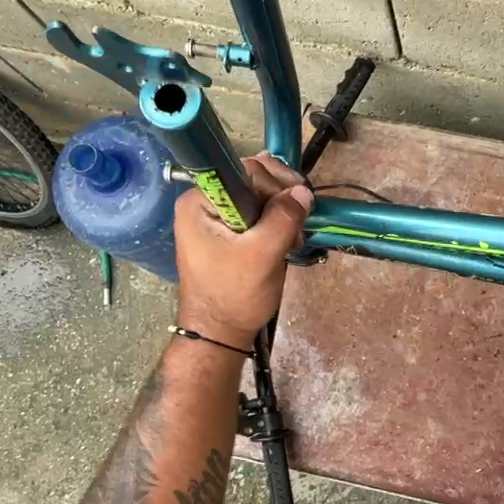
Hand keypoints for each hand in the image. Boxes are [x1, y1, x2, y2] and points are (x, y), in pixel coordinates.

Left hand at [173, 153, 313, 350]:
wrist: (221, 333)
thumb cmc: (234, 296)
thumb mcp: (263, 255)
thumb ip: (283, 219)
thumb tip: (303, 192)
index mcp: (200, 201)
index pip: (246, 170)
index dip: (275, 183)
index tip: (298, 203)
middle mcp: (205, 202)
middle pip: (254, 180)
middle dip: (281, 199)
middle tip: (297, 225)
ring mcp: (216, 218)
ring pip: (260, 197)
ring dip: (282, 213)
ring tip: (291, 239)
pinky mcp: (229, 233)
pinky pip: (258, 215)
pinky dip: (276, 224)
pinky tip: (286, 241)